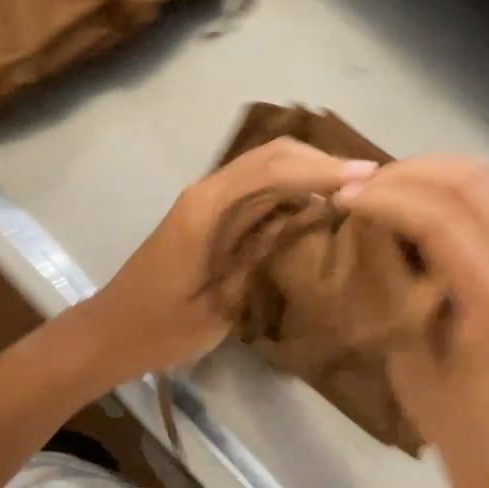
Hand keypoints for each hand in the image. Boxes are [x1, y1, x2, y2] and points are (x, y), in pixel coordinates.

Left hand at [75, 139, 378, 384]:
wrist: (114, 331)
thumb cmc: (160, 326)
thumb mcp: (218, 306)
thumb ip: (260, 262)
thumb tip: (312, 232)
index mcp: (207, 206)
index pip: (272, 169)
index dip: (320, 169)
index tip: (368, 177)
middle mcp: (211, 191)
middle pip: (273, 156)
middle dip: (323, 162)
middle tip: (374, 182)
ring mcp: (213, 200)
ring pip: (269, 168)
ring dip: (312, 172)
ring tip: (360, 191)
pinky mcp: (217, 215)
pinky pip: (262, 190)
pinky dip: (296, 190)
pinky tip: (324, 209)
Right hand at [338, 156, 488, 482]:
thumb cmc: (441, 403)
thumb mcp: (402, 345)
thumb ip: (390, 274)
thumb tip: (362, 213)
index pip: (442, 221)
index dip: (388, 198)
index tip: (344, 196)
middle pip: (468, 183)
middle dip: (407, 173)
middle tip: (360, 186)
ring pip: (479, 176)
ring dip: (425, 169)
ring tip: (382, 186)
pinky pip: (483, 190)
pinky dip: (440, 179)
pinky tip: (407, 194)